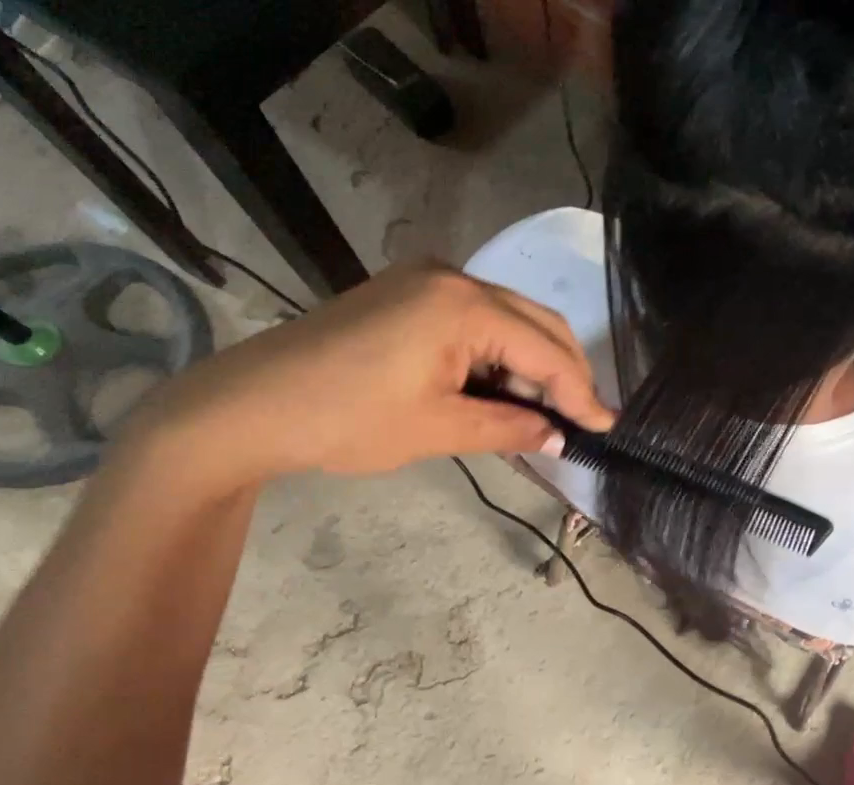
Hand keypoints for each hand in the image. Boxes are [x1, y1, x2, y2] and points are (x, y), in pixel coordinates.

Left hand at [128, 261, 612, 490]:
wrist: (247, 406)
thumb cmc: (346, 420)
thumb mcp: (439, 430)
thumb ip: (510, 428)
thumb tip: (559, 436)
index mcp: (463, 306)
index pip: (547, 351)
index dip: (581, 394)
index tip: (606, 429)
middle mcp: (451, 279)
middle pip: (537, 324)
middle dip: (566, 373)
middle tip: (582, 421)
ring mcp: (425, 281)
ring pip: (510, 320)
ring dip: (533, 365)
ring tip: (543, 414)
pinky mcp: (406, 295)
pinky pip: (477, 321)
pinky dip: (499, 356)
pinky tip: (501, 391)